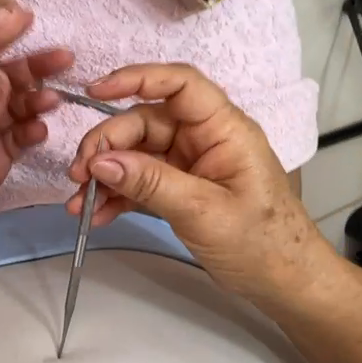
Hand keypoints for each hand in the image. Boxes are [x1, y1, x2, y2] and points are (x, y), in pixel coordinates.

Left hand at [0, 49, 72, 252]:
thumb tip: (3, 74)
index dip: (5, 44)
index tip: (34, 25)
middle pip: (2, 84)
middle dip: (31, 72)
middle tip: (65, 59)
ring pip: (14, 110)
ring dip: (34, 103)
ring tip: (55, 101)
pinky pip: (17, 139)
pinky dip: (30, 133)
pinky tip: (41, 130)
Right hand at [67, 63, 337, 301]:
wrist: (283, 283)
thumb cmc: (261, 242)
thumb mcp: (203, 211)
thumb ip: (151, 183)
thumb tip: (100, 162)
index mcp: (222, 129)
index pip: (180, 85)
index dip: (137, 79)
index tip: (95, 93)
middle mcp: (202, 138)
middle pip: (143, 123)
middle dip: (106, 145)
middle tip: (79, 175)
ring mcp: (187, 163)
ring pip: (133, 154)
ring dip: (103, 175)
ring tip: (78, 202)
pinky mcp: (176, 188)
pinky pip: (136, 182)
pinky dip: (114, 196)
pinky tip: (96, 215)